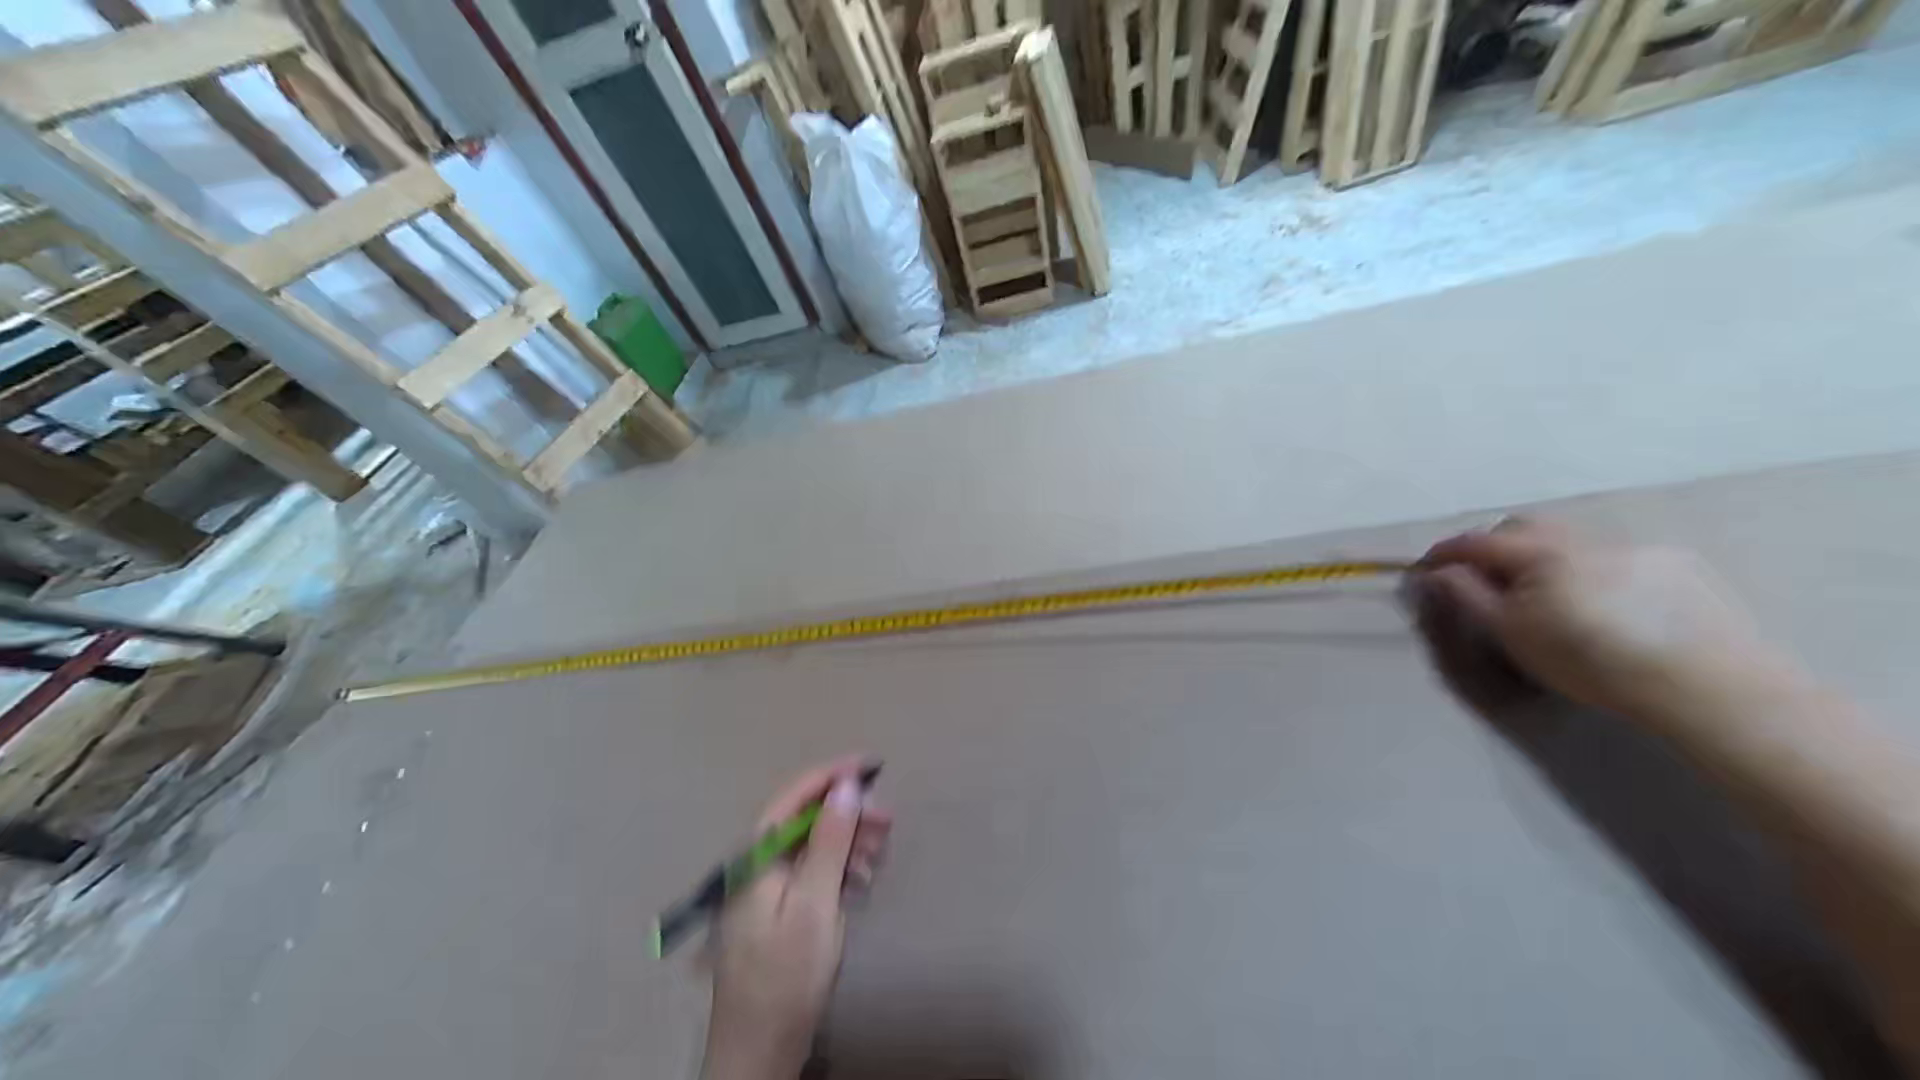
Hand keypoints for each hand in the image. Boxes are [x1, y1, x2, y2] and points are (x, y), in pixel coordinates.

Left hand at [704, 757, 892, 1079]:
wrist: (759, 1051)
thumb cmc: (787, 974)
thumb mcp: (816, 903)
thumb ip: (830, 841)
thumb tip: (845, 785)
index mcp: (755, 856)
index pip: (793, 797)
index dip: (831, 775)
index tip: (870, 765)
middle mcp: (756, 864)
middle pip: (804, 820)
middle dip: (847, 813)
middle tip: (888, 819)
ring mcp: (766, 888)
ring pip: (812, 846)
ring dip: (847, 840)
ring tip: (881, 849)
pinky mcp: (779, 909)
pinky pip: (812, 872)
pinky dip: (838, 868)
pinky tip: (861, 878)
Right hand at [1411, 519, 1788, 729]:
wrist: (1708, 686)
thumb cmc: (1590, 663)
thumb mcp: (1511, 634)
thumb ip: (1467, 596)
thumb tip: (1437, 572)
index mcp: (1541, 553)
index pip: (1476, 541)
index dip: (1444, 552)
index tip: (1425, 569)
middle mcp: (1585, 538)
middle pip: (1524, 527)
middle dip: (1494, 546)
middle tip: (1483, 577)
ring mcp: (1635, 547)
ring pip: (1570, 540)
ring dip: (1543, 557)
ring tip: (1544, 592)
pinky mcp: (1676, 564)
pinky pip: (1611, 555)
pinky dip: (1588, 569)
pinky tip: (1603, 603)